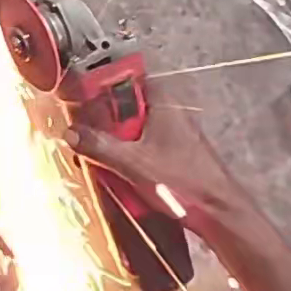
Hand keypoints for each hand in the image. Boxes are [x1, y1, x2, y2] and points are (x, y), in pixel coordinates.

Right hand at [63, 84, 253, 236]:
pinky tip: (121, 172)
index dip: (104, 83)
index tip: (82, 94)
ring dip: (117, 140)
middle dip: (106, 119)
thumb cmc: (184, 181)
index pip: (128, 76)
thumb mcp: (132, 163)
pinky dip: (130, 154)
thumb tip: (70, 133)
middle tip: (87, 133)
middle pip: (128, 104)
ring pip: (135, 127)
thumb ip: (100, 146)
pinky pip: (144, 144)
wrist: (219, 213)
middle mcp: (170, 111)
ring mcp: (174, 132)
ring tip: (101, 156)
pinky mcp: (176, 152)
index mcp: (163, 101)